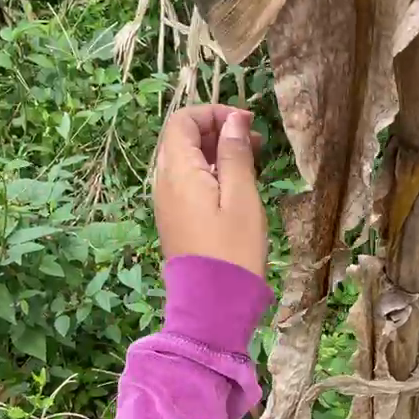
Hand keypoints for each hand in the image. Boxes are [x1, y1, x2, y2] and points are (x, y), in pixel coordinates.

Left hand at [152, 104, 267, 277]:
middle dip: (216, 132)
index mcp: (178, 171)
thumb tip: (232, 121)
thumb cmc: (233, 250)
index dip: (213, 113)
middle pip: (182, 140)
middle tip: (254, 141)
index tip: (246, 122)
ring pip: (185, 163)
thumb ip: (235, 154)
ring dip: (215, 154)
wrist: (213, 305)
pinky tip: (235, 188)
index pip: (183, 121)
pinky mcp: (175, 222)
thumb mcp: (241, 198)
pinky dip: (209, 175)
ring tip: (250, 163)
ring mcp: (167, 205)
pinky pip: (187, 185)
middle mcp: (164, 184)